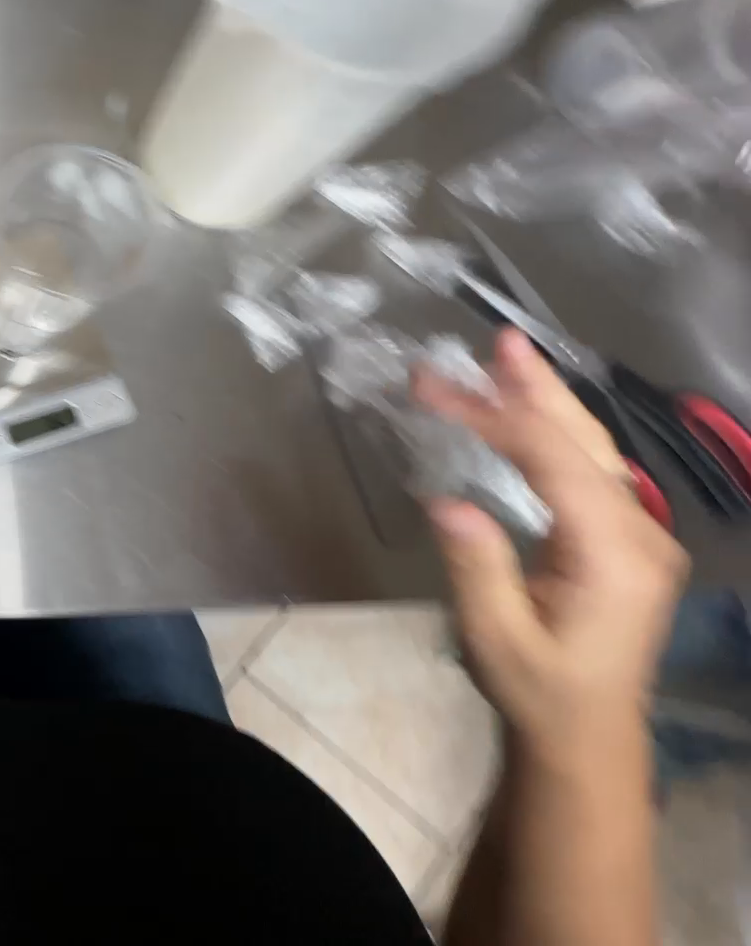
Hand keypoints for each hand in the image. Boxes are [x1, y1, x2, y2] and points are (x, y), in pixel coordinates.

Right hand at [416, 328, 687, 763]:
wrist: (586, 729)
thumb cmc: (536, 685)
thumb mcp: (498, 635)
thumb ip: (479, 567)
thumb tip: (445, 500)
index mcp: (613, 556)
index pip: (555, 465)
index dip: (495, 419)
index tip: (433, 389)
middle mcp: (637, 534)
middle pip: (585, 445)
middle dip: (534, 391)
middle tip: (495, 342)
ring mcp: (633, 534)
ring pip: (591, 451)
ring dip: (545, 401)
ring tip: (507, 359)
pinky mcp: (615, 538)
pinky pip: (584, 470)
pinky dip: (549, 431)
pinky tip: (525, 413)